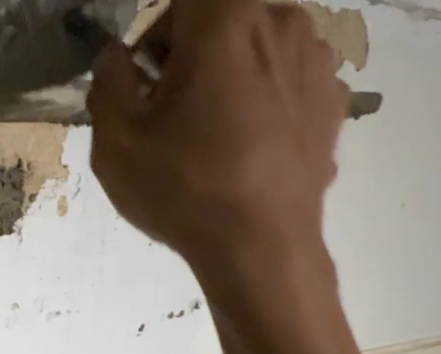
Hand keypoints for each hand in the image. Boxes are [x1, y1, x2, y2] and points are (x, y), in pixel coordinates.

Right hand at [87, 0, 347, 275]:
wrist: (261, 244)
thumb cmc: (182, 189)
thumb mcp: (116, 144)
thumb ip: (108, 85)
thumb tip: (116, 58)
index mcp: (227, 22)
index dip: (157, 36)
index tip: (143, 83)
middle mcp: (282, 21)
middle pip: (225, 17)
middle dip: (191, 55)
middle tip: (168, 116)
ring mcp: (317, 57)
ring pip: (257, 48)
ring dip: (227, 77)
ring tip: (207, 137)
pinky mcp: (332, 95)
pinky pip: (284, 80)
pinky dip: (260, 101)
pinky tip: (241, 150)